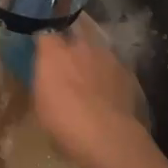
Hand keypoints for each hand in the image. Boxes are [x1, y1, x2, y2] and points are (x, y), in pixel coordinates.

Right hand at [31, 14, 151, 167]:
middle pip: (75, 30)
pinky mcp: (128, 72)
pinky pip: (113, 65)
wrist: (108, 137)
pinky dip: (107, 72)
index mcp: (54, 51)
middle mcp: (81, 46)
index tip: (41, 45)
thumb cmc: (63, 121)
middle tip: (65, 53)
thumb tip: (46, 73)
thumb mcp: (40, 100)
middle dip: (70, 38)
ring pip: (97, 47)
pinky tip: (107, 89)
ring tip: (89, 72)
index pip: (45, 30)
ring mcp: (108, 57)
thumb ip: (43, 78)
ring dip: (91, 55)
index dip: (44, 37)